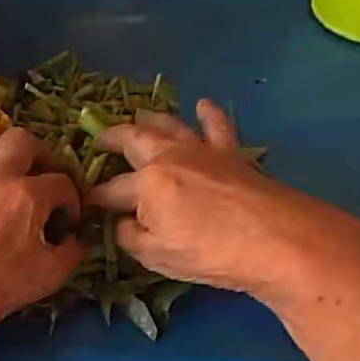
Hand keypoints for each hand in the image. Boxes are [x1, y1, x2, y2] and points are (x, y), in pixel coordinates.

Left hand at [0, 128, 83, 324]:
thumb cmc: (6, 284)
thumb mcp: (53, 272)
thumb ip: (72, 251)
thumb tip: (77, 241)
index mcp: (28, 194)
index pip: (62, 183)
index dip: (73, 201)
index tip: (70, 223)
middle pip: (21, 140)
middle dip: (41, 154)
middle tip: (46, 178)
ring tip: (10, 172)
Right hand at [90, 99, 359, 305]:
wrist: (278, 241)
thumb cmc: (208, 252)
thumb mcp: (154, 255)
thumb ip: (129, 236)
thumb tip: (120, 223)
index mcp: (145, 183)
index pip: (109, 190)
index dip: (93, 198)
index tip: (81, 205)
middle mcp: (169, 157)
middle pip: (134, 141)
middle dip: (112, 139)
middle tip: (99, 139)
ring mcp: (203, 151)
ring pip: (170, 125)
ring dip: (151, 119)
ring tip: (139, 116)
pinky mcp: (232, 154)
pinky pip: (217, 126)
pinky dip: (208, 114)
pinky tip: (202, 105)